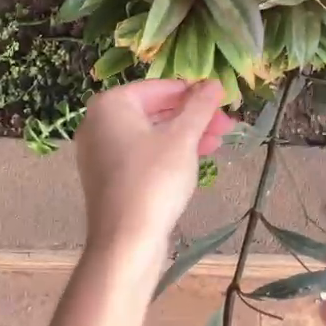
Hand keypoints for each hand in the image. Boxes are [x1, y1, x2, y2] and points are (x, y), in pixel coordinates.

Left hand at [73, 79, 236, 259]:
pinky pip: (141, 154)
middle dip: (192, 116)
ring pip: (150, 133)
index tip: (223, 100)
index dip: (194, 92)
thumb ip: (199, 107)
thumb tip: (214, 83)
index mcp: (110, 105)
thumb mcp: (182, 139)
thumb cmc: (153, 180)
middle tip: (227, 124)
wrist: (125, 241)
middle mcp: (98, 123)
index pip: (159, 87)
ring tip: (219, 142)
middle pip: (154, 110)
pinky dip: (167, 153)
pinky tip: (195, 159)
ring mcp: (99, 151)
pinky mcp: (107, 176)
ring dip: (185, 135)